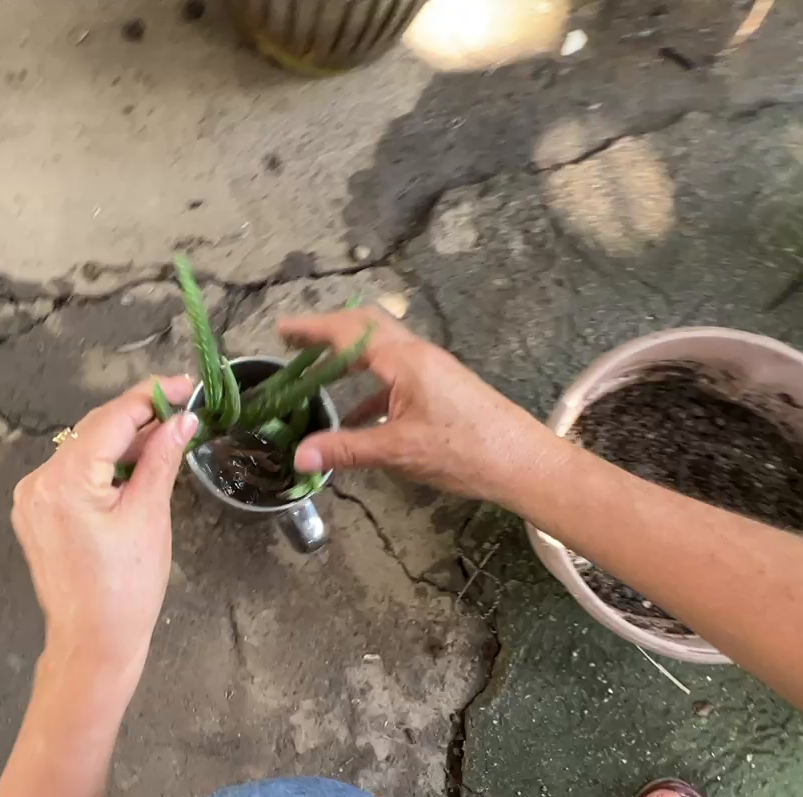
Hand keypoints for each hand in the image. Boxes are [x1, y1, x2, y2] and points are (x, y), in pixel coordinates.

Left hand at [12, 376, 199, 675]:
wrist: (93, 643)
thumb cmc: (126, 589)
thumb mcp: (150, 516)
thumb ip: (162, 458)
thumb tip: (182, 420)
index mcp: (64, 480)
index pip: (111, 419)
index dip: (151, 397)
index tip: (185, 387)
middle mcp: (37, 482)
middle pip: (94, 432)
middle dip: (139, 420)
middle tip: (184, 413)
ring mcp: (32, 499)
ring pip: (85, 452)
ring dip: (124, 444)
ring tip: (167, 441)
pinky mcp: (37, 514)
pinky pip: (75, 476)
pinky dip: (106, 468)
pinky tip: (136, 468)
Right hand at [282, 309, 554, 504]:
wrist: (521, 461)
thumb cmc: (463, 450)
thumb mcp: (397, 450)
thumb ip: (346, 449)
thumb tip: (299, 455)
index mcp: (404, 361)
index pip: (349, 333)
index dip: (312, 329)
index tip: (282, 329)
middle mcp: (417, 355)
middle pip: (366, 328)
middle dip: (329, 331)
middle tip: (296, 340)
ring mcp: (430, 370)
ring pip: (380, 352)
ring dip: (347, 358)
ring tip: (316, 374)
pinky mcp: (439, 389)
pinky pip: (394, 378)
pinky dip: (368, 389)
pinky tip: (355, 417)